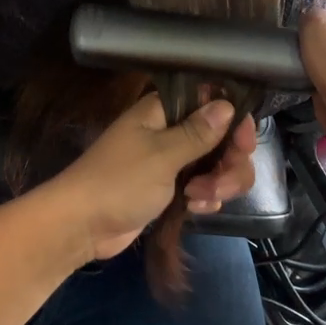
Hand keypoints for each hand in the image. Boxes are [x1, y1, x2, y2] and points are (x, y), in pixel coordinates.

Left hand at [36, 95, 236, 260]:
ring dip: (218, 183)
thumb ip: (197, 132)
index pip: (210, 101)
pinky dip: (206, 197)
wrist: (84, 223)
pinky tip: (196, 208)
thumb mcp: (162, 155)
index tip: (241, 144)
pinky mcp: (170, 188)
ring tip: (199, 198)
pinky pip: (203, 187)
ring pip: (215, 165)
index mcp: (162, 110)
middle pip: (220, 137)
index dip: (232, 120)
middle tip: (220, 182)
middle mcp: (169, 129)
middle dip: (229, 162)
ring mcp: (170, 160)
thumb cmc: (120, 180)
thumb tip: (226, 104)